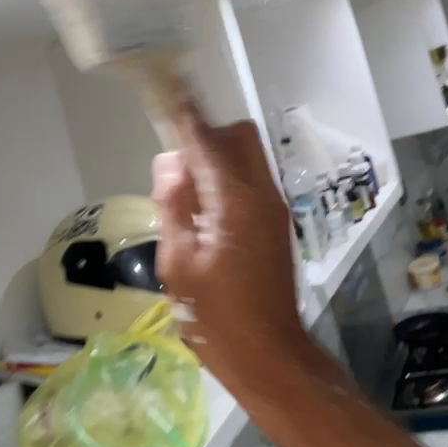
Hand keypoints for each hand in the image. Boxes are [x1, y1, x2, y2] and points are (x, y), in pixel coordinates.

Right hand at [150, 110, 309, 377]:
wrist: (268, 354)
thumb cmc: (215, 316)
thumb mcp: (178, 262)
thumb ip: (174, 205)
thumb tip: (172, 164)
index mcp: (234, 200)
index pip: (208, 141)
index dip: (186, 116)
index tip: (170, 93)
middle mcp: (261, 193)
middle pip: (240, 136)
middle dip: (208, 134)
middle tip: (177, 164)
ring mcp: (274, 207)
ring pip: (249, 156)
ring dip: (219, 157)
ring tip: (188, 195)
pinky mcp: (276, 223)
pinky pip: (252, 180)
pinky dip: (229, 179)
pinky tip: (206, 213)